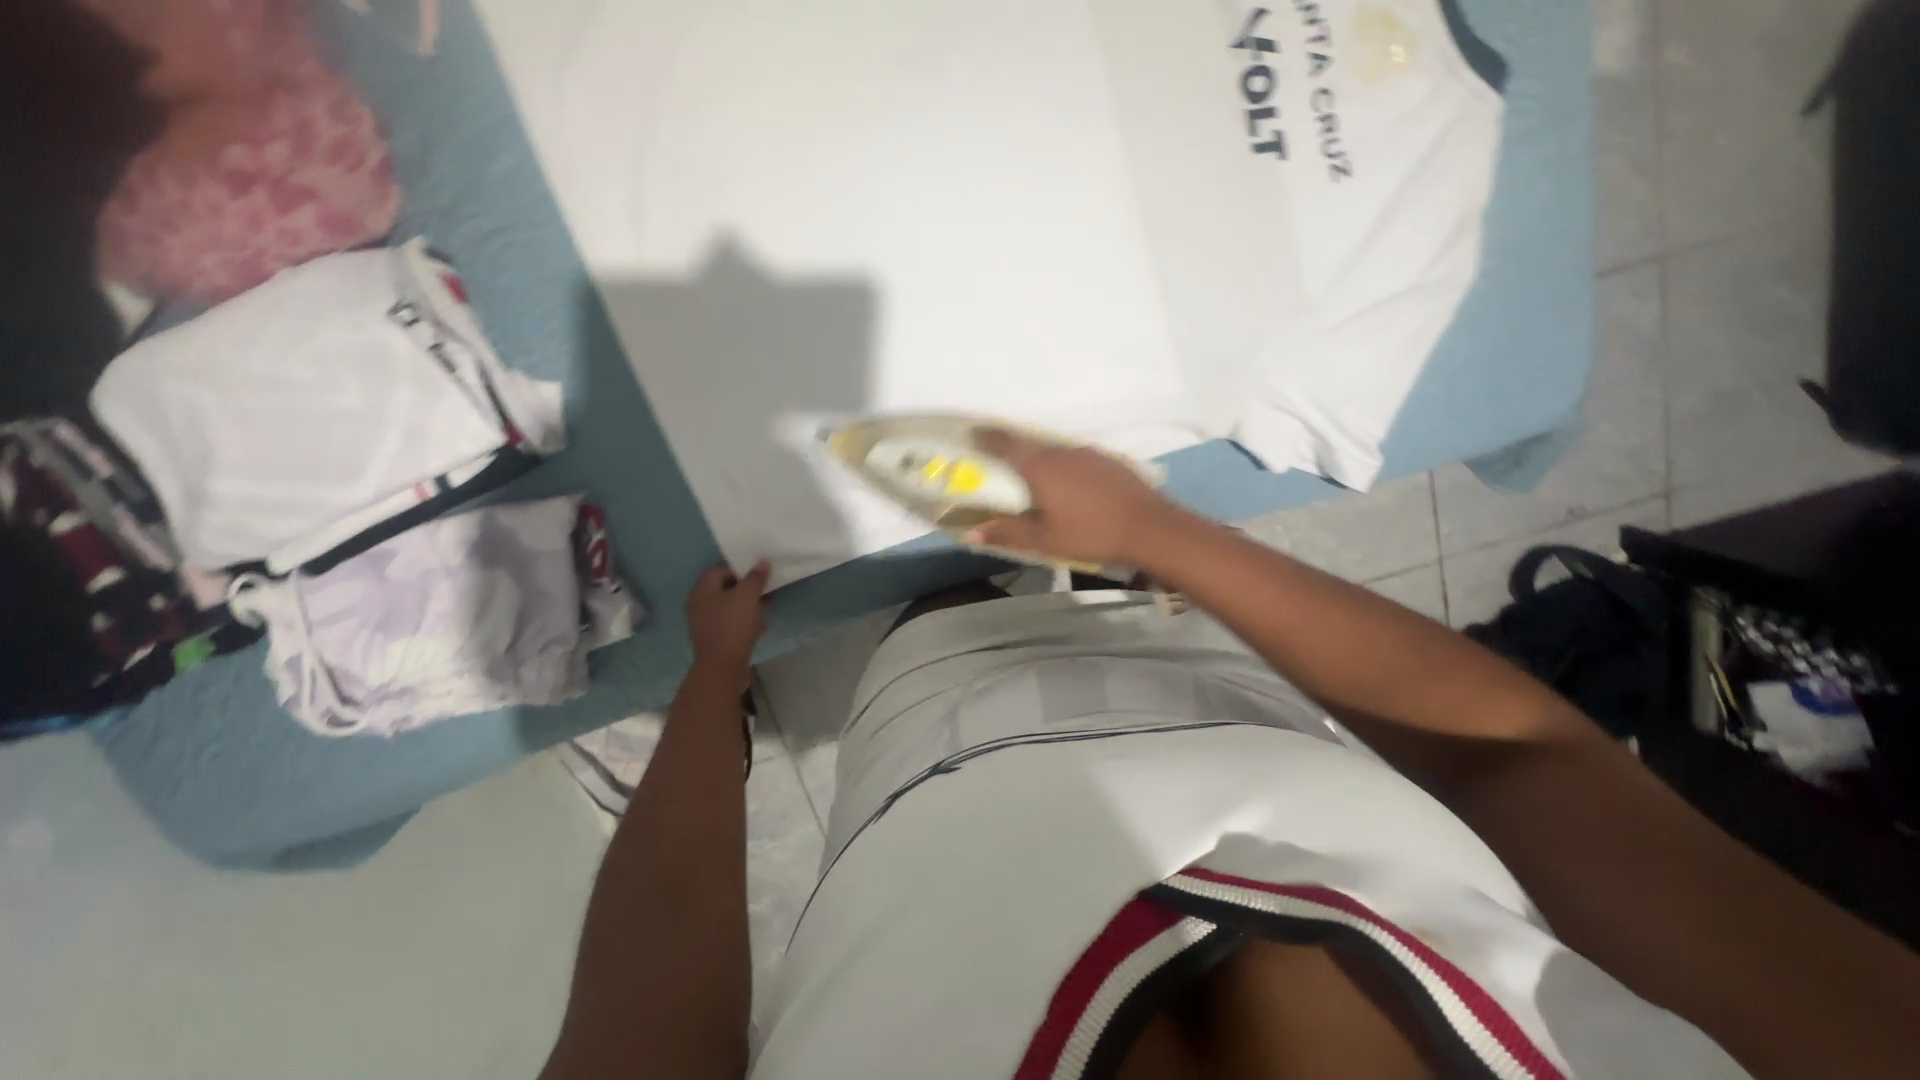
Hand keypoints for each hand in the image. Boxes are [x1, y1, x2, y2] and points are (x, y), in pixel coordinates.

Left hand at [686, 561, 769, 676]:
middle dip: (746, 586)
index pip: (719, 569)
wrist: (723, 666)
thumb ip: (755, 577)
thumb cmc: (733, 624)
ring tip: (768, 604)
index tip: (759, 570)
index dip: (740, 567)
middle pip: (724, 588)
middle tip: (765, 585)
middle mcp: (700, 604)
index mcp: (703, 590)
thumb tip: (762, 562)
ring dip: (748, 604)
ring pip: (729, 607)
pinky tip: (762, 624)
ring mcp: (706, 623)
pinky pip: (731, 623)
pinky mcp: (715, 639)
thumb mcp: (748, 596)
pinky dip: (745, 620)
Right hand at [965, 428, 1183, 566]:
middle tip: (1001, 465)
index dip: (986, 437)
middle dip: (1013, 451)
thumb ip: (1007, 533)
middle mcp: (1062, 451)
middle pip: (1030, 445)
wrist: (1151, 527)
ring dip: (1042, 461)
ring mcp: (1089, 454)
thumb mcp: (1044, 540)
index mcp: (1041, 466)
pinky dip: (1065, 468)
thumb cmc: (1090, 533)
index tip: (972, 435)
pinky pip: (1077, 459)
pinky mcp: (1110, 462)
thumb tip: (970, 533)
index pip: (1005, 443)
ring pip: (1056, 452)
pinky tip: (1071, 489)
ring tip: (1036, 481)